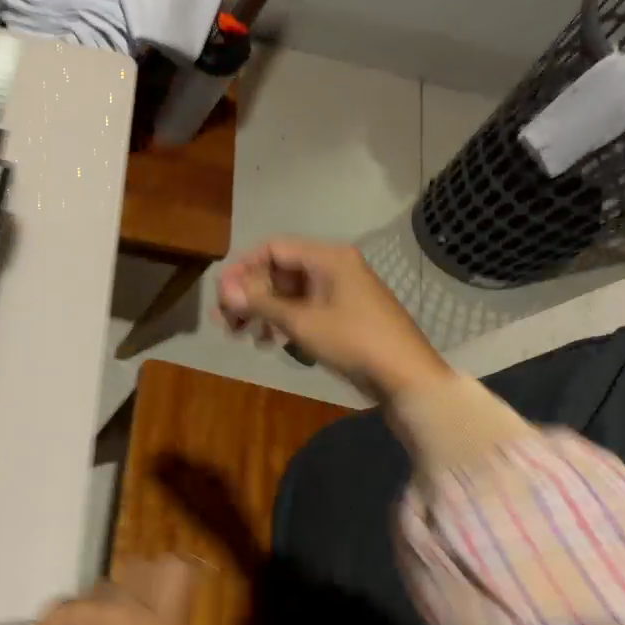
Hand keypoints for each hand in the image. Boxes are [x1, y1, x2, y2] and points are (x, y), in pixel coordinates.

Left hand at [12, 557, 194, 624]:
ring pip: (104, 586)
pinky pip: (74, 600)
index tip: (172, 580)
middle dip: (142, 585)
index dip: (175, 573)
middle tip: (134, 614)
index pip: (174, 570)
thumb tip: (161, 607)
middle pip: (139, 569)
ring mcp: (84, 605)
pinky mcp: (54, 609)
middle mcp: (122, 606)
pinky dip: (78, 613)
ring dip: (108, 602)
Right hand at [217, 236, 453, 402]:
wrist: (404, 375)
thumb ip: (260, 302)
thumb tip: (225, 290)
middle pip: (277, 271)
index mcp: (327, 259)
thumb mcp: (301, 321)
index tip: (221, 294)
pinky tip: (266, 342)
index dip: (242, 268)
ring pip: (286, 293)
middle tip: (223, 320)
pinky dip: (279, 321)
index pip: (273, 249)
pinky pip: (300, 308)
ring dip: (259, 311)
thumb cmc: (353, 341)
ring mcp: (336, 291)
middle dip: (247, 295)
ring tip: (239, 334)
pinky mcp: (338, 313)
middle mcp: (331, 267)